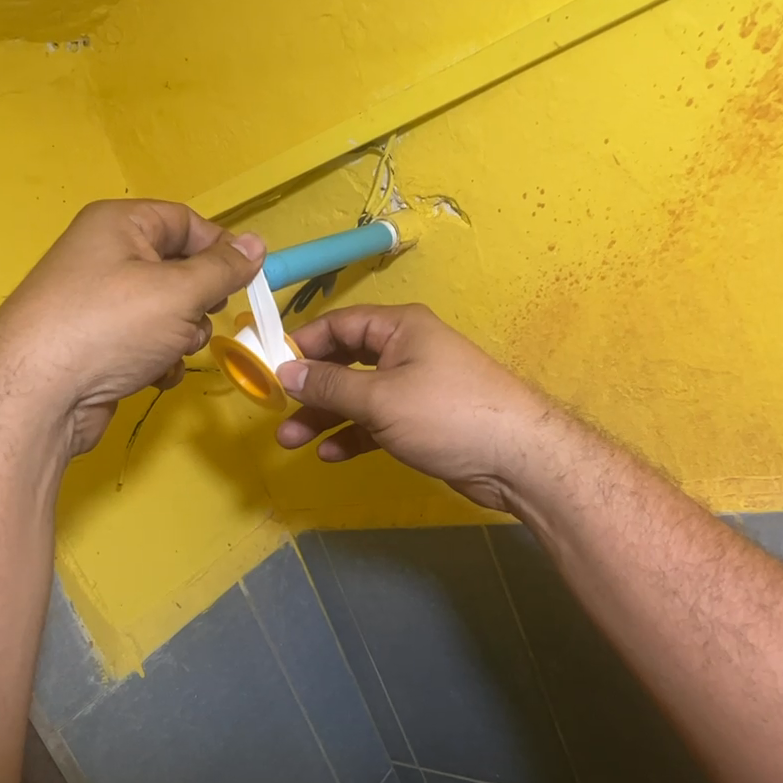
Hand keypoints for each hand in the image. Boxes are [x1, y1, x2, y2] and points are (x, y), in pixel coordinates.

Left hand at [0, 200, 264, 453]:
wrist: (39, 393)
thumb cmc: (111, 326)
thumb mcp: (179, 291)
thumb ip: (223, 268)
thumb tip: (257, 243)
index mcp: (120, 225)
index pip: (186, 222)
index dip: (220, 248)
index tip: (247, 280)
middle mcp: (107, 256)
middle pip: (179, 269)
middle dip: (201, 301)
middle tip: (202, 316)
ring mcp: (101, 303)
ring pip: (170, 312)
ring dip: (184, 336)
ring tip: (170, 350)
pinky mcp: (100, 344)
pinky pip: (149, 342)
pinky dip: (160, 359)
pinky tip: (152, 374)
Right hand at [275, 304, 564, 511]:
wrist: (516, 458)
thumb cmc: (445, 413)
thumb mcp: (380, 397)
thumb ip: (328, 385)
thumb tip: (284, 370)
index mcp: (398, 327)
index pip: (338, 325)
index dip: (300, 343)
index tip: (265, 366)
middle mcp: (405, 351)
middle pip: (344, 362)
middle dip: (309, 387)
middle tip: (273, 410)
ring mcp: (415, 388)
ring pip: (358, 398)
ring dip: (325, 418)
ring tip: (290, 440)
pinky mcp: (422, 423)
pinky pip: (377, 424)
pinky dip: (354, 436)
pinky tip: (331, 454)